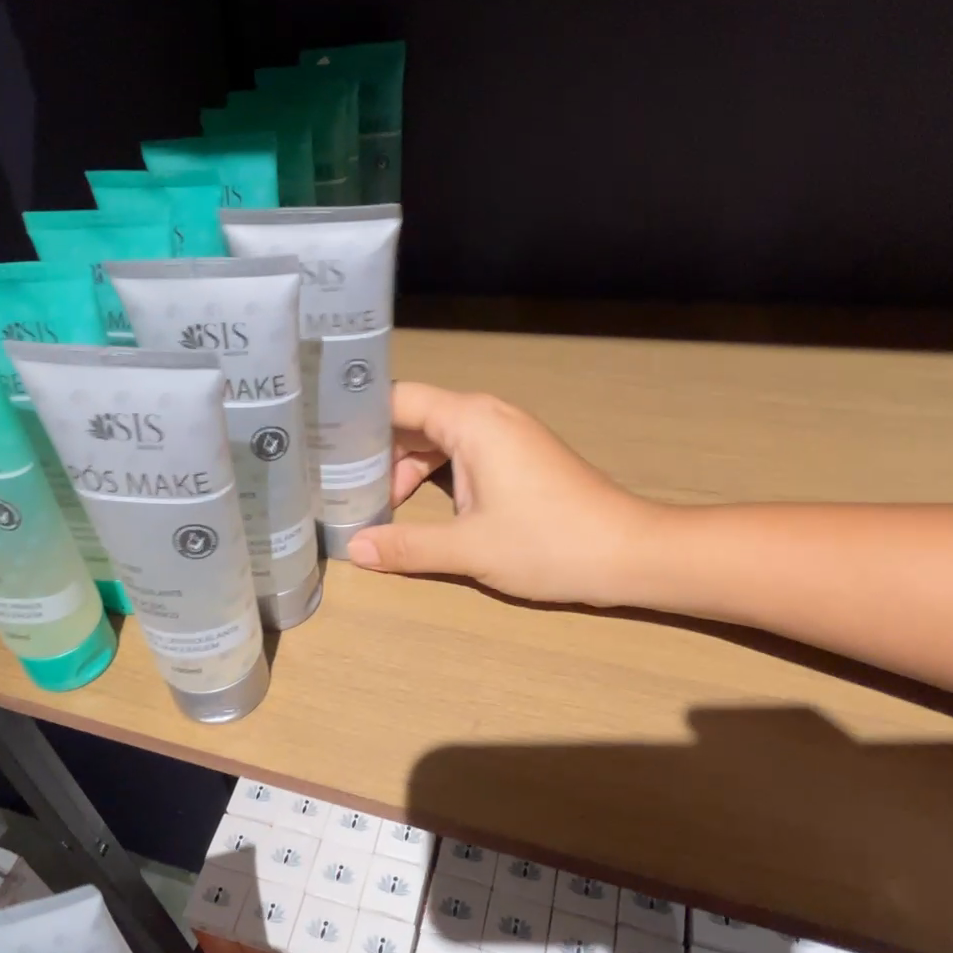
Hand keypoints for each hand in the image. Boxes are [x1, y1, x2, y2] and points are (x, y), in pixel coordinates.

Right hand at [347, 382, 668, 606]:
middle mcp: (485, 417)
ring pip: (435, 440)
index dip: (356, 417)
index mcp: (471, 421)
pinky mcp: (516, 457)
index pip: (397, 399)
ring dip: (403, 469)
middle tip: (334, 483)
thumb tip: (354, 550)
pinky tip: (412, 508)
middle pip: (412, 419)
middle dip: (374, 450)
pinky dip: (432, 477)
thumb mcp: (470, 548)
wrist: (631, 553)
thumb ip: (406, 547)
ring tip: (371, 505)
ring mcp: (504, 436)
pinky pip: (459, 455)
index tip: (321, 441)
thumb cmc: (550, 543)